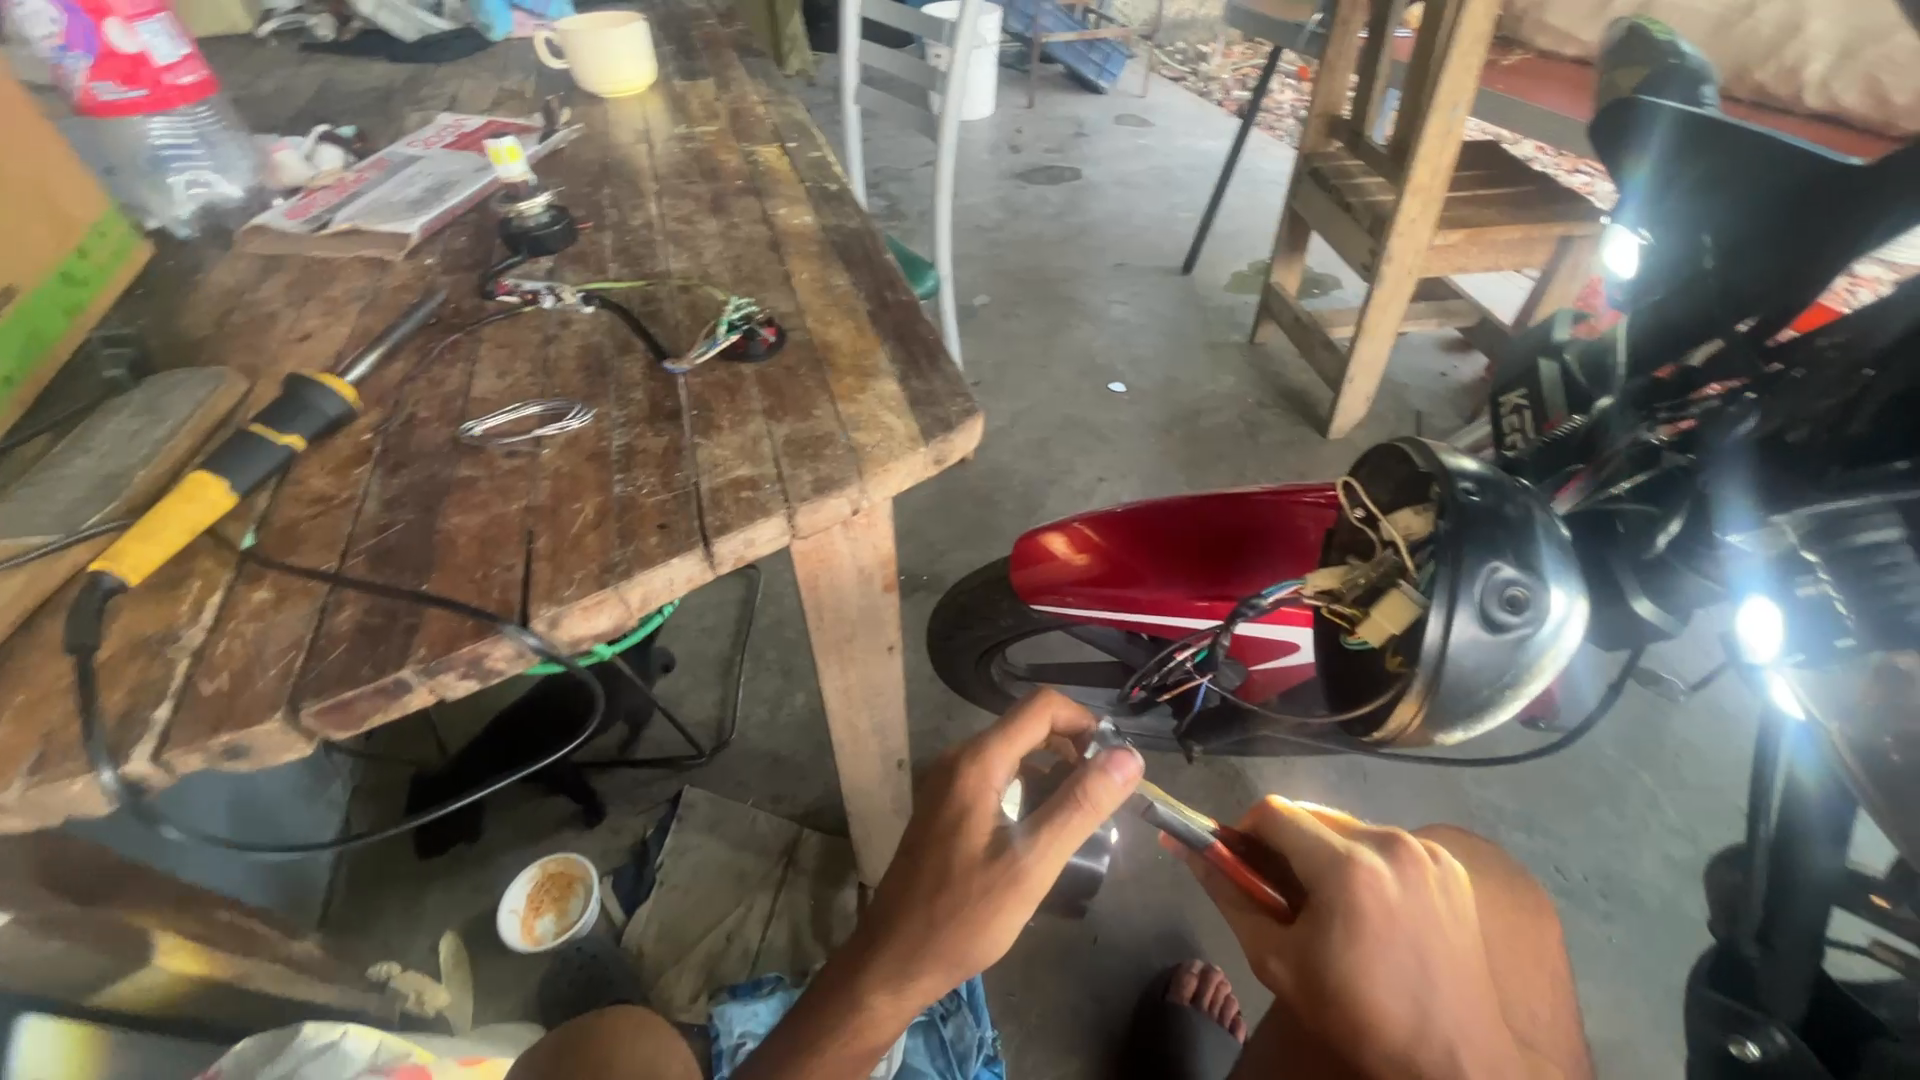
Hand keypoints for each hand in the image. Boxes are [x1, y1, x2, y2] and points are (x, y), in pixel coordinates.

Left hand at [847, 689, 1143, 1009]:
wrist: (894, 958)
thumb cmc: (963, 916)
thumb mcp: (1031, 864)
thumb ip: (1080, 805)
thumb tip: (1128, 757)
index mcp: (977, 762)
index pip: (1042, 707)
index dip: (1085, 723)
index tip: (1114, 764)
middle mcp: (959, 759)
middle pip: (1028, 726)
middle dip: (1073, 749)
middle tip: (1104, 796)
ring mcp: (949, 782)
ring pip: (1014, 753)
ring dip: (1054, 772)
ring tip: (1082, 817)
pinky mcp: (947, 806)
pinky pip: (997, 777)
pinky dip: (1029, 789)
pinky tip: (1045, 830)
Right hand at [1176, 797, 1526, 1079]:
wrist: (1455, 1062)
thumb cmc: (1356, 1015)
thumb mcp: (1276, 959)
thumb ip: (1228, 894)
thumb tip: (1181, 846)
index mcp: (1348, 865)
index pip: (1273, 812)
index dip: (1245, 832)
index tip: (1242, 866)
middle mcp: (1391, 842)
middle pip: (1311, 814)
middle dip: (1285, 844)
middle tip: (1281, 892)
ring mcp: (1427, 851)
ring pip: (1347, 826)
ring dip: (1324, 850)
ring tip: (1328, 903)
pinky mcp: (1450, 864)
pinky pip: (1386, 843)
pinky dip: (1365, 861)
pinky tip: (1370, 906)